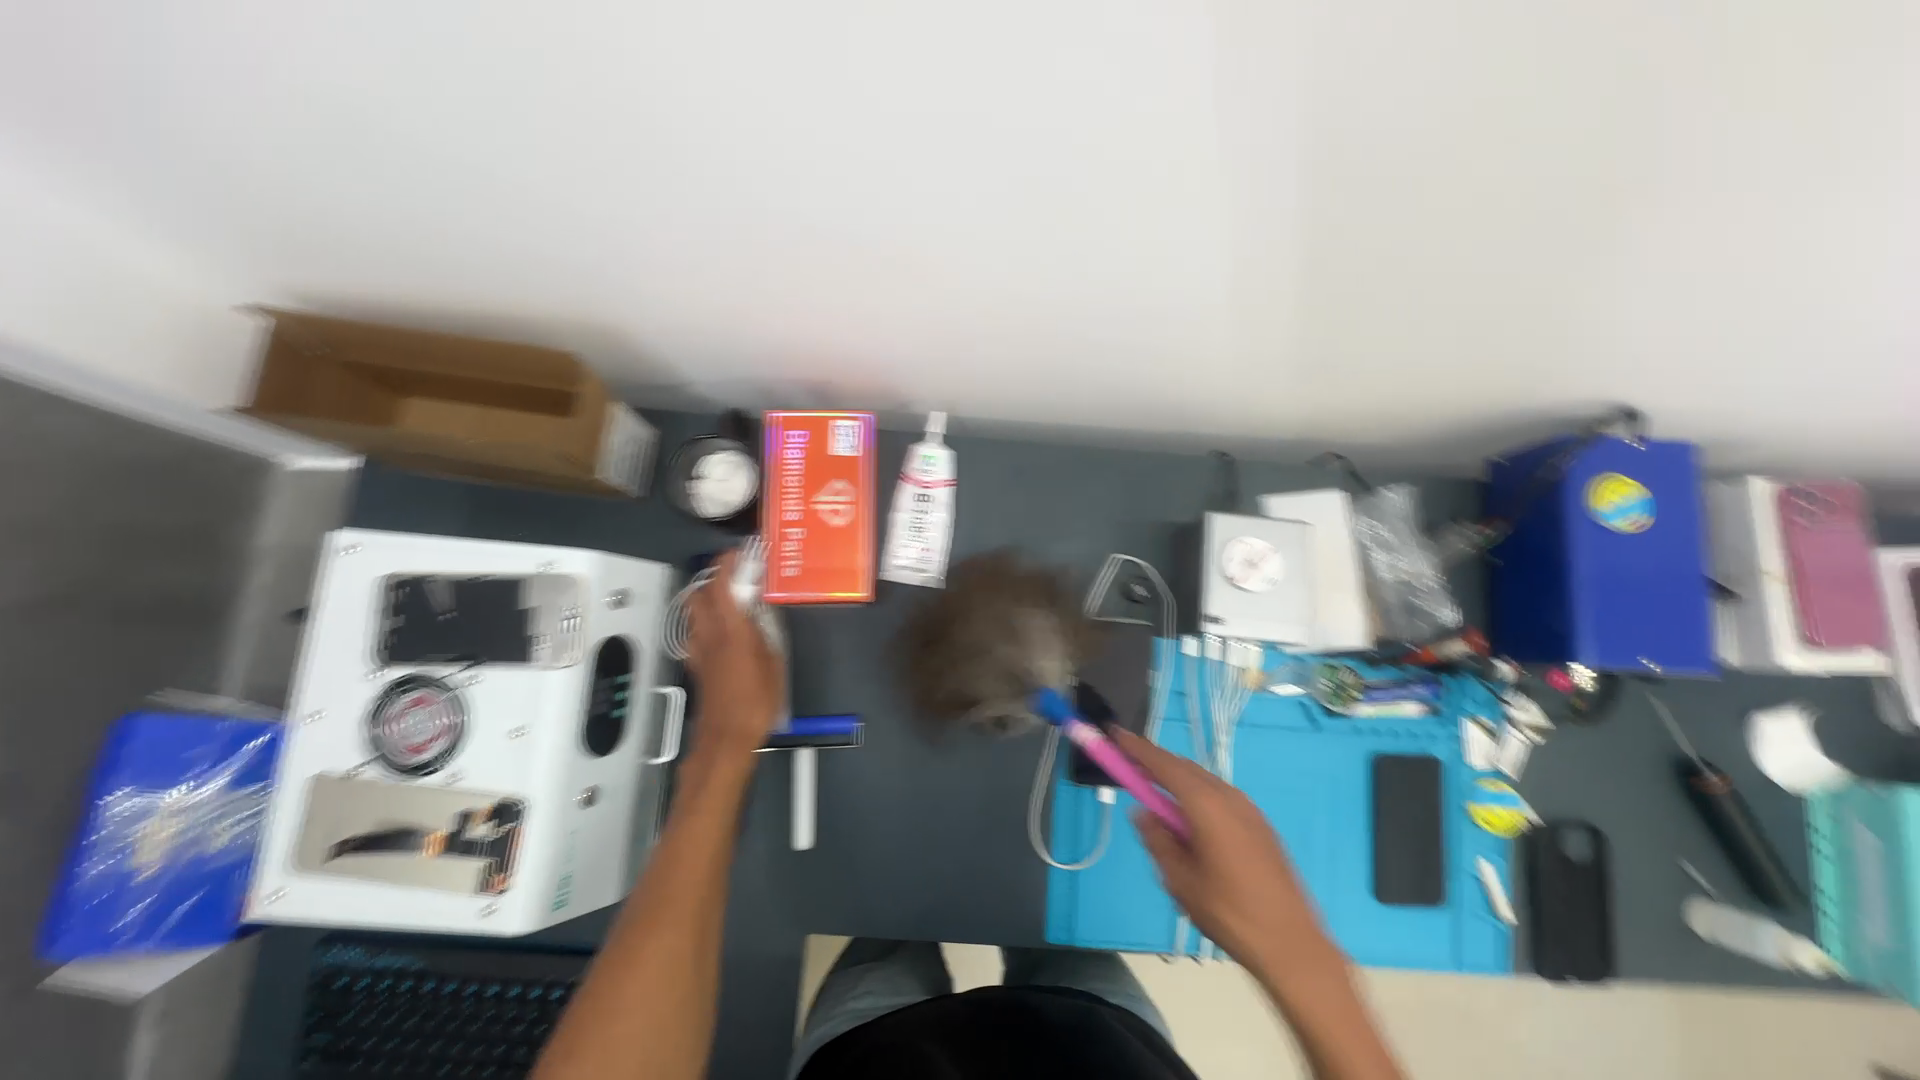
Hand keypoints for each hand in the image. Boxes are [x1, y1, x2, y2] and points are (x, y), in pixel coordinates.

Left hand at [685, 550, 785, 756]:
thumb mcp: (773, 662)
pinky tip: (722, 634)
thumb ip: (764, 633)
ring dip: (707, 602)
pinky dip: (705, 624)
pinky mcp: (695, 664)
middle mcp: (709, 634)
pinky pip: (696, 633)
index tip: (738, 554)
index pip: (721, 584)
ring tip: (730, 605)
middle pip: (698, 594)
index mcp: (732, 629)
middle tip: (735, 580)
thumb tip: (759, 614)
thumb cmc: (757, 701)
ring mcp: (697, 649)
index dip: (726, 563)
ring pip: (693, 613)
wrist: (727, 736)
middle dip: (713, 580)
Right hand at [1116, 729, 1341, 986]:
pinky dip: (1197, 796)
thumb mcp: (1179, 880)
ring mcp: (1249, 811)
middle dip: (1155, 763)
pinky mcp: (1260, 826)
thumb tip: (1143, 813)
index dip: (1137, 749)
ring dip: (1177, 781)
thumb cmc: (1228, 912)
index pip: (1164, 765)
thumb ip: (1157, 840)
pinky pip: (1220, 797)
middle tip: (1128, 765)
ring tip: (1154, 795)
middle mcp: (1229, 797)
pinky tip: (1188, 820)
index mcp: (1206, 805)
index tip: (1114, 735)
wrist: (1290, 943)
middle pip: (1185, 769)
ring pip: (1204, 783)